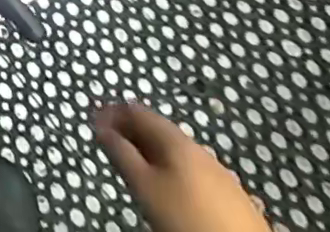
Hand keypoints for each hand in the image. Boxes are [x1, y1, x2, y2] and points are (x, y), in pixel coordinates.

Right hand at [94, 104, 271, 231]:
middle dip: (132, 132)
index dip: (113, 112)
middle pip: (159, 130)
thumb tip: (101, 127)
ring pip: (177, 152)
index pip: (138, 111)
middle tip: (110, 144)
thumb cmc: (184, 217)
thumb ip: (120, 151)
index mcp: (177, 142)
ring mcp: (221, 174)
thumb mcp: (142, 184)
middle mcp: (200, 150)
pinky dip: (172, 169)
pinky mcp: (235, 197)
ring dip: (151, 152)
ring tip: (136, 168)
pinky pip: (194, 171)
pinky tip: (170, 189)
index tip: (94, 123)